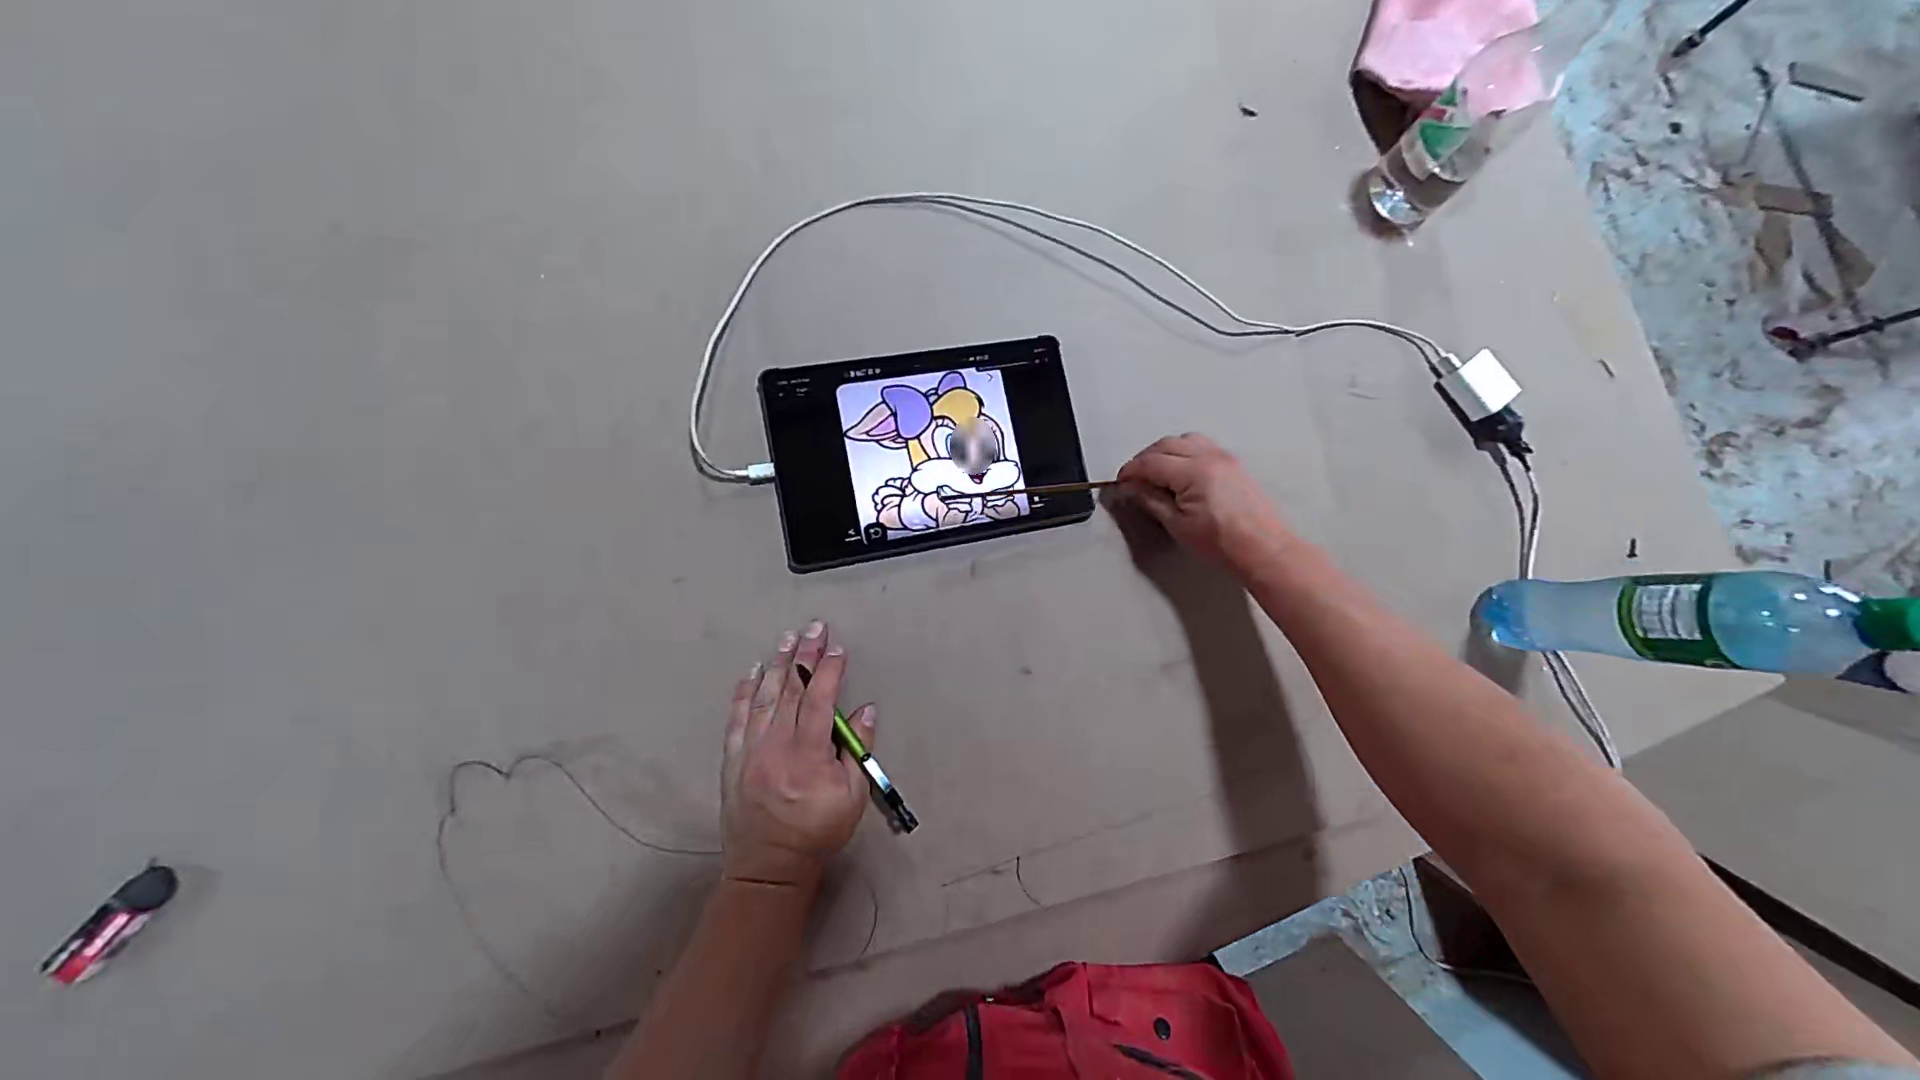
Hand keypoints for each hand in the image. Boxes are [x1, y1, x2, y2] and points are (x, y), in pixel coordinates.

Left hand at [721, 621, 876, 889]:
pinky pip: (736, 718)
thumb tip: (864, 710)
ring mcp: (750, 751)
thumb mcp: (852, 797)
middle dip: (804, 654)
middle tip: (814, 627)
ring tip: (787, 638)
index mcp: (808, 755)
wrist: (768, 867)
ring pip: (764, 697)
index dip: (829, 670)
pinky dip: (744, 693)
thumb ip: (857, 750)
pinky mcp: (733, 759)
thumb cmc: (817, 833)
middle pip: (791, 690)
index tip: (837, 648)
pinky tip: (752, 671)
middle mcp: (776, 746)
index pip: (820, 700)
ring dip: (777, 664)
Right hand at [1116, 433, 1291, 567]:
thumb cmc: (1224, 543)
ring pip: (1185, 440)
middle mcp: (1210, 458)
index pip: (1150, 461)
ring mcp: (1225, 459)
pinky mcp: (1234, 465)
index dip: (1130, 471)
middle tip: (1134, 478)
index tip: (1121, 481)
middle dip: (1145, 458)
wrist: (1263, 549)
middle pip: (1166, 444)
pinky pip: (1203, 446)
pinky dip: (1185, 452)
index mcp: (1194, 471)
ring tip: (1155, 473)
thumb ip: (1151, 500)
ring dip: (1165, 451)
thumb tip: (1133, 488)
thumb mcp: (1177, 525)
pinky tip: (1179, 471)